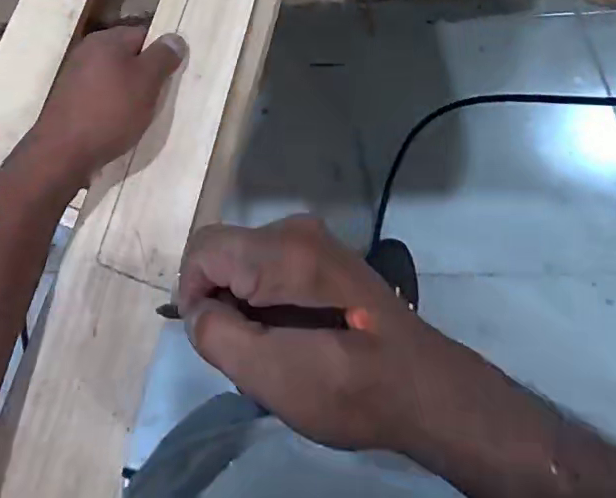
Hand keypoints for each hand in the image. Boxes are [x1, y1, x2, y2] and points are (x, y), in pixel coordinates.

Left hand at [21, 25, 185, 186]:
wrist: (61, 155)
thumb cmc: (110, 112)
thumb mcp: (146, 82)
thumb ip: (163, 56)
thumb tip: (175, 38)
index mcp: (106, 40)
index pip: (144, 34)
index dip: (161, 52)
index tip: (172, 74)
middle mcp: (87, 51)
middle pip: (129, 55)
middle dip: (146, 73)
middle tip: (159, 96)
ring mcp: (75, 75)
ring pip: (115, 76)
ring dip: (130, 91)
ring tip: (140, 113)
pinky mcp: (69, 99)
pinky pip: (101, 93)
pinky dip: (113, 104)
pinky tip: (118, 123)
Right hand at [176, 216, 471, 453]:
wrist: (423, 387)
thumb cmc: (349, 387)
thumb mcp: (273, 375)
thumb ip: (219, 336)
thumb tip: (197, 308)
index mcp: (284, 249)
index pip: (204, 247)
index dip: (192, 293)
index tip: (214, 339)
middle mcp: (296, 228)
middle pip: (224, 252)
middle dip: (220, 301)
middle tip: (246, 353)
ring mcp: (314, 238)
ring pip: (245, 261)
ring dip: (242, 305)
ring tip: (272, 350)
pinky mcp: (324, 255)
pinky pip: (270, 266)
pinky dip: (264, 299)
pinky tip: (291, 336)